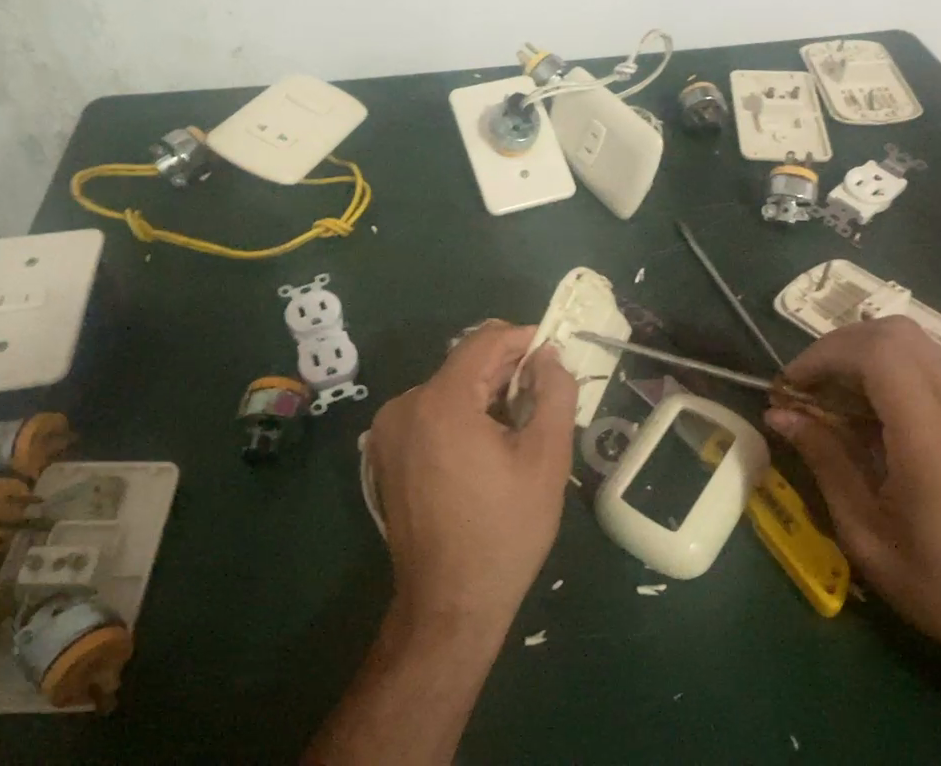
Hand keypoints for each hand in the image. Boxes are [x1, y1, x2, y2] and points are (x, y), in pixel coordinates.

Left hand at [366, 321, 576, 631]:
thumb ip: (554, 393)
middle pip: (464, 365)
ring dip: (485, 396)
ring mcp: (388, 431)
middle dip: (508, 371)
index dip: (523, 338)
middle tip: (547, 394)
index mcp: (440, 401)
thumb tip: (550, 356)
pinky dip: (461, 416)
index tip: (555, 352)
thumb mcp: (546, 459)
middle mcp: (404, 406)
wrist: (450, 603)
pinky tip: (488, 447)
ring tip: (521, 426)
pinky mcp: (385, 454)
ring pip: (447, 390)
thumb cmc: (505, 531)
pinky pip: (430, 415)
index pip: (484, 341)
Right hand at [768, 316, 940, 667]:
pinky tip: (867, 425)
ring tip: (829, 405)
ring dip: (863, 360)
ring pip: (915, 347)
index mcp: (931, 437)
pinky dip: (887, 378)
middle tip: (805, 388)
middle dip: (839, 347)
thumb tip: (780, 416)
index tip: (789, 389)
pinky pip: (930, 374)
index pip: (878, 351)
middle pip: (897, 333)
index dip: (824, 355)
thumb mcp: (866, 535)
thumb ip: (825, 463)